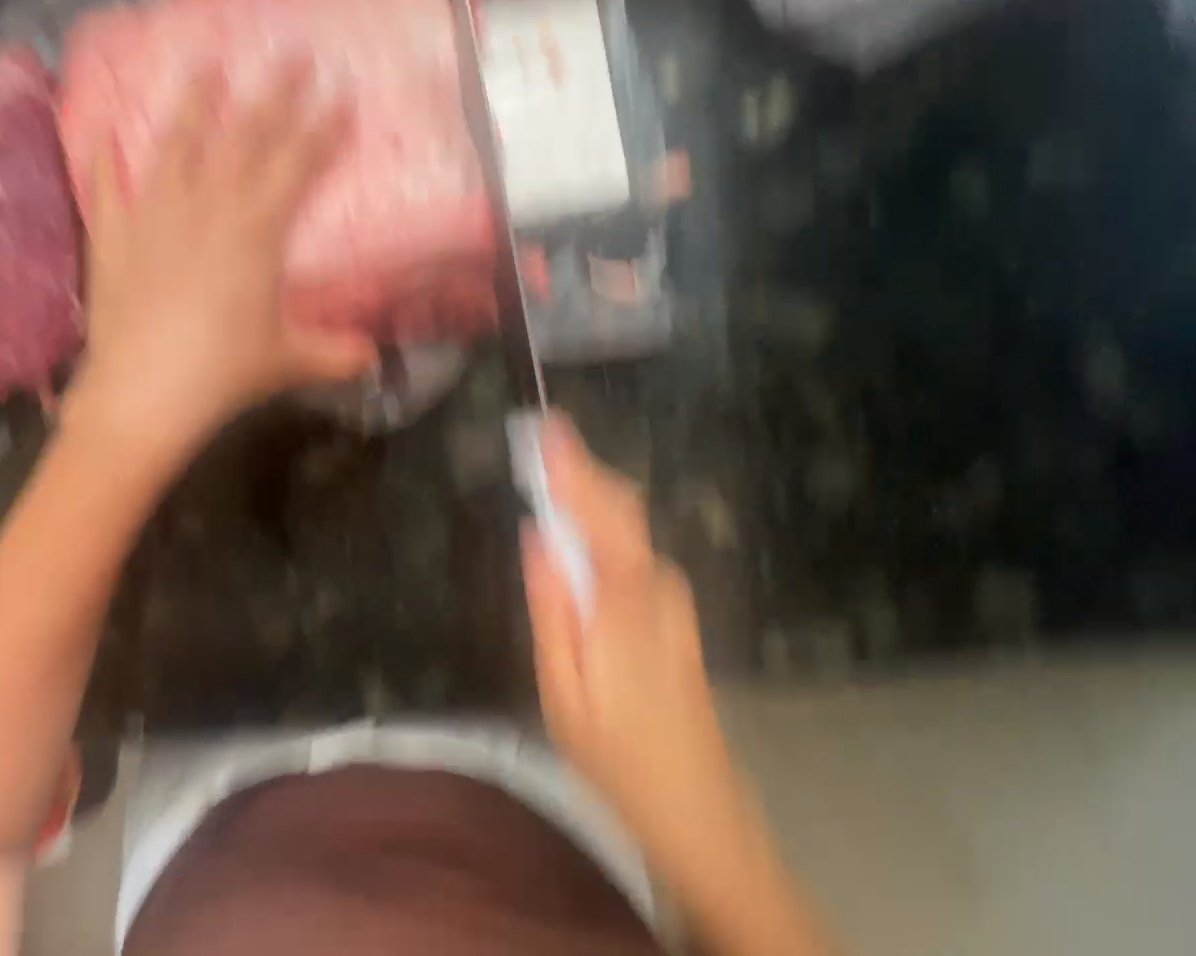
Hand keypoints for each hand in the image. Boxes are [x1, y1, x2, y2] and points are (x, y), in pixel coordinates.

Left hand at [67, 62, 376, 461]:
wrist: (143, 393)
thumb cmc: (222, 374)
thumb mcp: (286, 362)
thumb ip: (332, 354)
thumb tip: (372, 359)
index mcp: (256, 230)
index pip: (298, 164)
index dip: (322, 128)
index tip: (341, 92)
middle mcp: (207, 207)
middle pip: (246, 139)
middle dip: (274, 95)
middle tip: (292, 54)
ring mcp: (154, 216)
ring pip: (177, 145)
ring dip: (193, 102)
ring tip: (205, 62)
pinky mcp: (113, 237)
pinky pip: (108, 187)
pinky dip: (105, 159)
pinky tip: (105, 131)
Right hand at [520, 415, 735, 833]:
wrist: (698, 810)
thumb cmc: (614, 755)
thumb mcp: (560, 687)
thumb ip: (550, 606)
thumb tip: (537, 534)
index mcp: (625, 599)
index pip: (599, 509)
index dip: (570, 463)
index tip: (544, 424)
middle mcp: (658, 585)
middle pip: (620, 506)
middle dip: (579, 468)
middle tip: (536, 443)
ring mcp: (672, 598)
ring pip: (627, 525)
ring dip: (589, 494)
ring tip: (546, 476)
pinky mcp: (673, 612)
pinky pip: (632, 548)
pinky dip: (602, 524)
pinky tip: (576, 531)